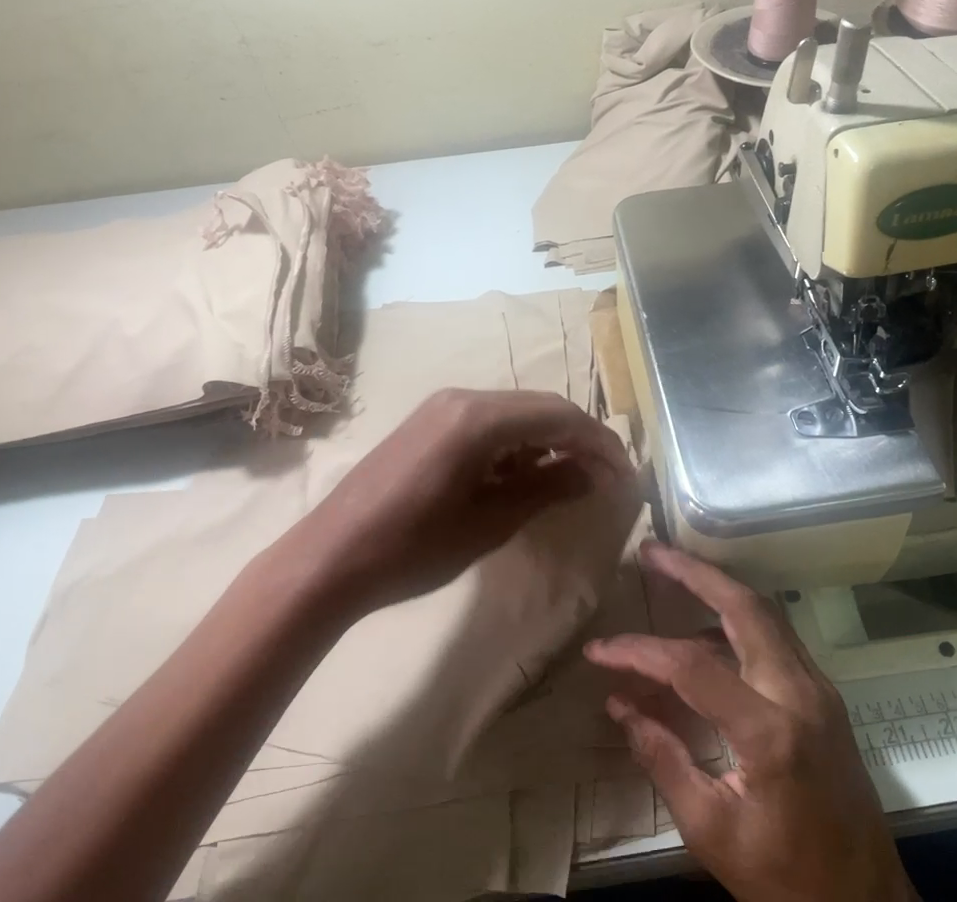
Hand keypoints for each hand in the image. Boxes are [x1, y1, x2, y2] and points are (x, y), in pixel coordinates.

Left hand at [290, 388, 630, 612]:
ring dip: (548, 443)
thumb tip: (592, 474)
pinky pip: (488, 425)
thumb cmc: (412, 548)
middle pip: (540, 408)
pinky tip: (526, 478)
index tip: (626, 476)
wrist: (330, 558)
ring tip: (573, 483)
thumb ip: (546, 490)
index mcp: (478, 417)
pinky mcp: (428, 425)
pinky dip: (517, 447)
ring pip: (516, 415)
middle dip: (579, 440)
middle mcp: (461, 398)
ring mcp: (441, 408)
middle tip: (607, 479)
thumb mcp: (489, 523)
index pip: (560, 416)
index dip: (600, 444)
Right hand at [585, 542, 915, 901]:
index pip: (692, 666)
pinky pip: (777, 642)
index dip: (639, 651)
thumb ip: (664, 759)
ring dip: (719, 590)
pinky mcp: (825, 699)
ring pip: (767, 616)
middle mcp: (802, 693)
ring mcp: (820, 691)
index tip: (598, 651)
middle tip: (651, 551)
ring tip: (672, 574)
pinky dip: (738, 624)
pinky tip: (704, 634)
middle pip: (747, 607)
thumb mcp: (710, 829)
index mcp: (770, 730)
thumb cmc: (783, 876)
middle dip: (696, 572)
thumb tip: (621, 706)